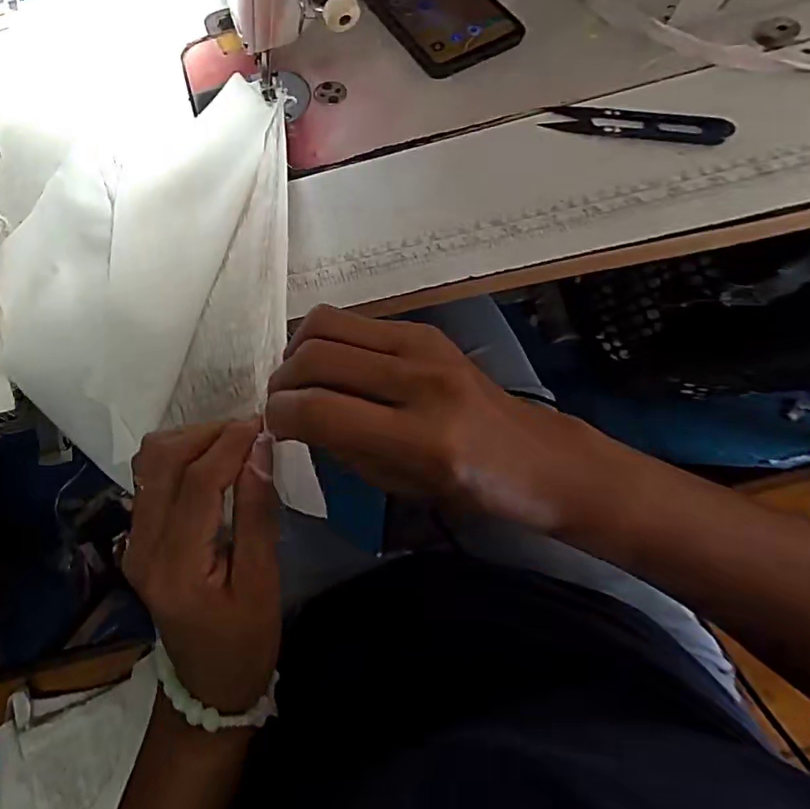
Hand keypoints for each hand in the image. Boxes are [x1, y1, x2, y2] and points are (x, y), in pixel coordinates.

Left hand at [124, 419, 281, 713]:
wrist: (206, 685)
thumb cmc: (245, 643)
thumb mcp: (263, 584)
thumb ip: (257, 514)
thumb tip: (260, 448)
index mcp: (174, 566)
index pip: (196, 483)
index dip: (229, 444)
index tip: (262, 423)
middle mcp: (141, 546)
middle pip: (162, 461)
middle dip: (207, 434)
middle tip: (249, 432)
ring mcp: (132, 540)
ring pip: (150, 462)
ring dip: (191, 439)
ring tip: (233, 442)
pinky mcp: (136, 536)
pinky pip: (150, 476)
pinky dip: (180, 455)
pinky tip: (211, 459)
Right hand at [265, 304, 610, 532]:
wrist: (537, 454)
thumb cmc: (471, 487)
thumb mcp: (399, 486)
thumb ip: (342, 448)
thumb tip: (293, 417)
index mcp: (423, 438)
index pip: (320, 409)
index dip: (280, 415)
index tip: (272, 424)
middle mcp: (422, 381)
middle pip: (316, 356)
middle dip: (281, 381)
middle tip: (279, 402)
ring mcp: (424, 345)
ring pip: (326, 324)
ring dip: (297, 350)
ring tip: (298, 378)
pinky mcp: (424, 328)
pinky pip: (352, 321)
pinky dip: (325, 339)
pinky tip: (329, 364)